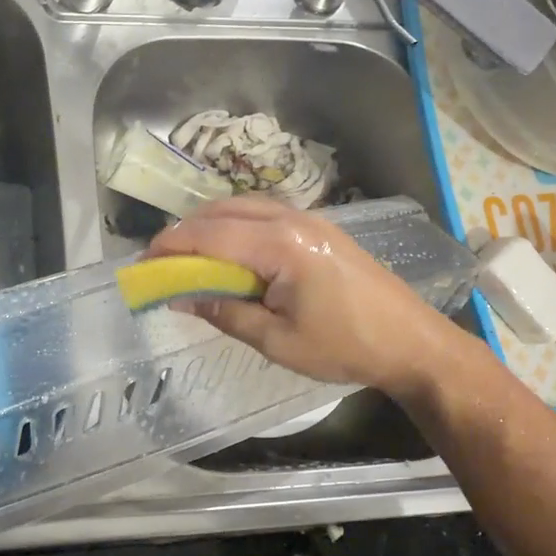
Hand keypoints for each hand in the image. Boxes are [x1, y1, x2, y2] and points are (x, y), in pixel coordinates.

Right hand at [145, 195, 459, 394]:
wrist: (413, 343)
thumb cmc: (345, 346)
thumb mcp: (276, 340)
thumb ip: (224, 313)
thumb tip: (179, 299)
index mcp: (281, 245)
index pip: (209, 236)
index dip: (170, 248)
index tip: (141, 266)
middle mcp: (292, 220)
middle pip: (221, 212)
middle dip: (184, 232)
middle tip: (160, 262)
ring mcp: (309, 219)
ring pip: (242, 208)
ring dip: (208, 226)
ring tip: (187, 258)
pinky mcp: (319, 228)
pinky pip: (263, 215)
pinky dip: (234, 227)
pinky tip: (227, 253)